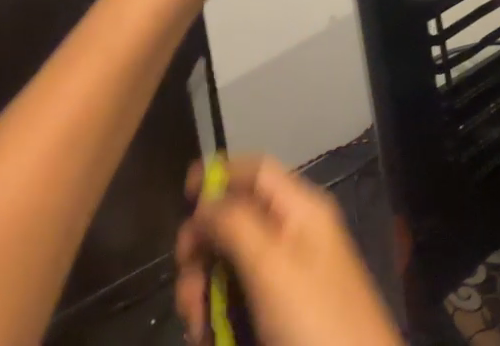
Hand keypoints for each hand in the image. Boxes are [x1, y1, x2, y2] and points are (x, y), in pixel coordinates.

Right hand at [175, 155, 402, 345]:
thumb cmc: (315, 319)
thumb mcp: (272, 265)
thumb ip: (233, 223)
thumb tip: (203, 202)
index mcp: (299, 209)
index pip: (254, 170)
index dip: (218, 175)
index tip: (184, 199)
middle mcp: (292, 234)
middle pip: (234, 218)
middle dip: (203, 248)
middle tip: (187, 281)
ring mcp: (286, 275)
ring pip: (230, 262)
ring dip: (204, 287)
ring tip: (197, 324)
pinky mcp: (280, 311)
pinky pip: (238, 297)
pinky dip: (217, 312)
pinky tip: (208, 335)